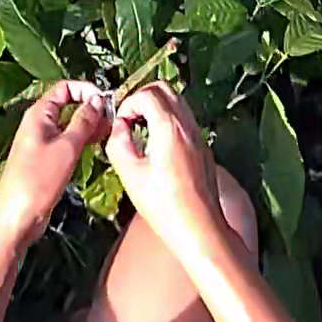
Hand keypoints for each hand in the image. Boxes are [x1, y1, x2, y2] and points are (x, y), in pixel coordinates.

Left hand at [0, 80, 109, 245]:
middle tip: (113, 117)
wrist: (17, 216)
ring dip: (88, 124)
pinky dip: (82, 139)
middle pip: (67, 104)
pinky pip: (67, 140)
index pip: (65, 88)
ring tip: (110, 130)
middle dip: (90, 107)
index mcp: (39, 113)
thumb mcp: (66, 147)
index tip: (106, 100)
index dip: (85, 89)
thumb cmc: (39, 178)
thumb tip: (97, 99)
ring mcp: (42, 140)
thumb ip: (83, 121)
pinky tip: (98, 143)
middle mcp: (39, 122)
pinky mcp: (46, 157)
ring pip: (69, 123)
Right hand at [105, 82, 226, 250]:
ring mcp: (199, 137)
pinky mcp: (204, 149)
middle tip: (129, 117)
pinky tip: (157, 144)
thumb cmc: (164, 206)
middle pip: (164, 89)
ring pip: (177, 101)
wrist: (201, 233)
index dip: (128, 104)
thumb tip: (119, 127)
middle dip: (142, 97)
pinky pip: (184, 119)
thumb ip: (117, 142)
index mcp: (169, 128)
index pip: (146, 94)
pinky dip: (168, 119)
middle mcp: (187, 126)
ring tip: (141, 130)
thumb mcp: (129, 173)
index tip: (121, 124)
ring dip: (156, 107)